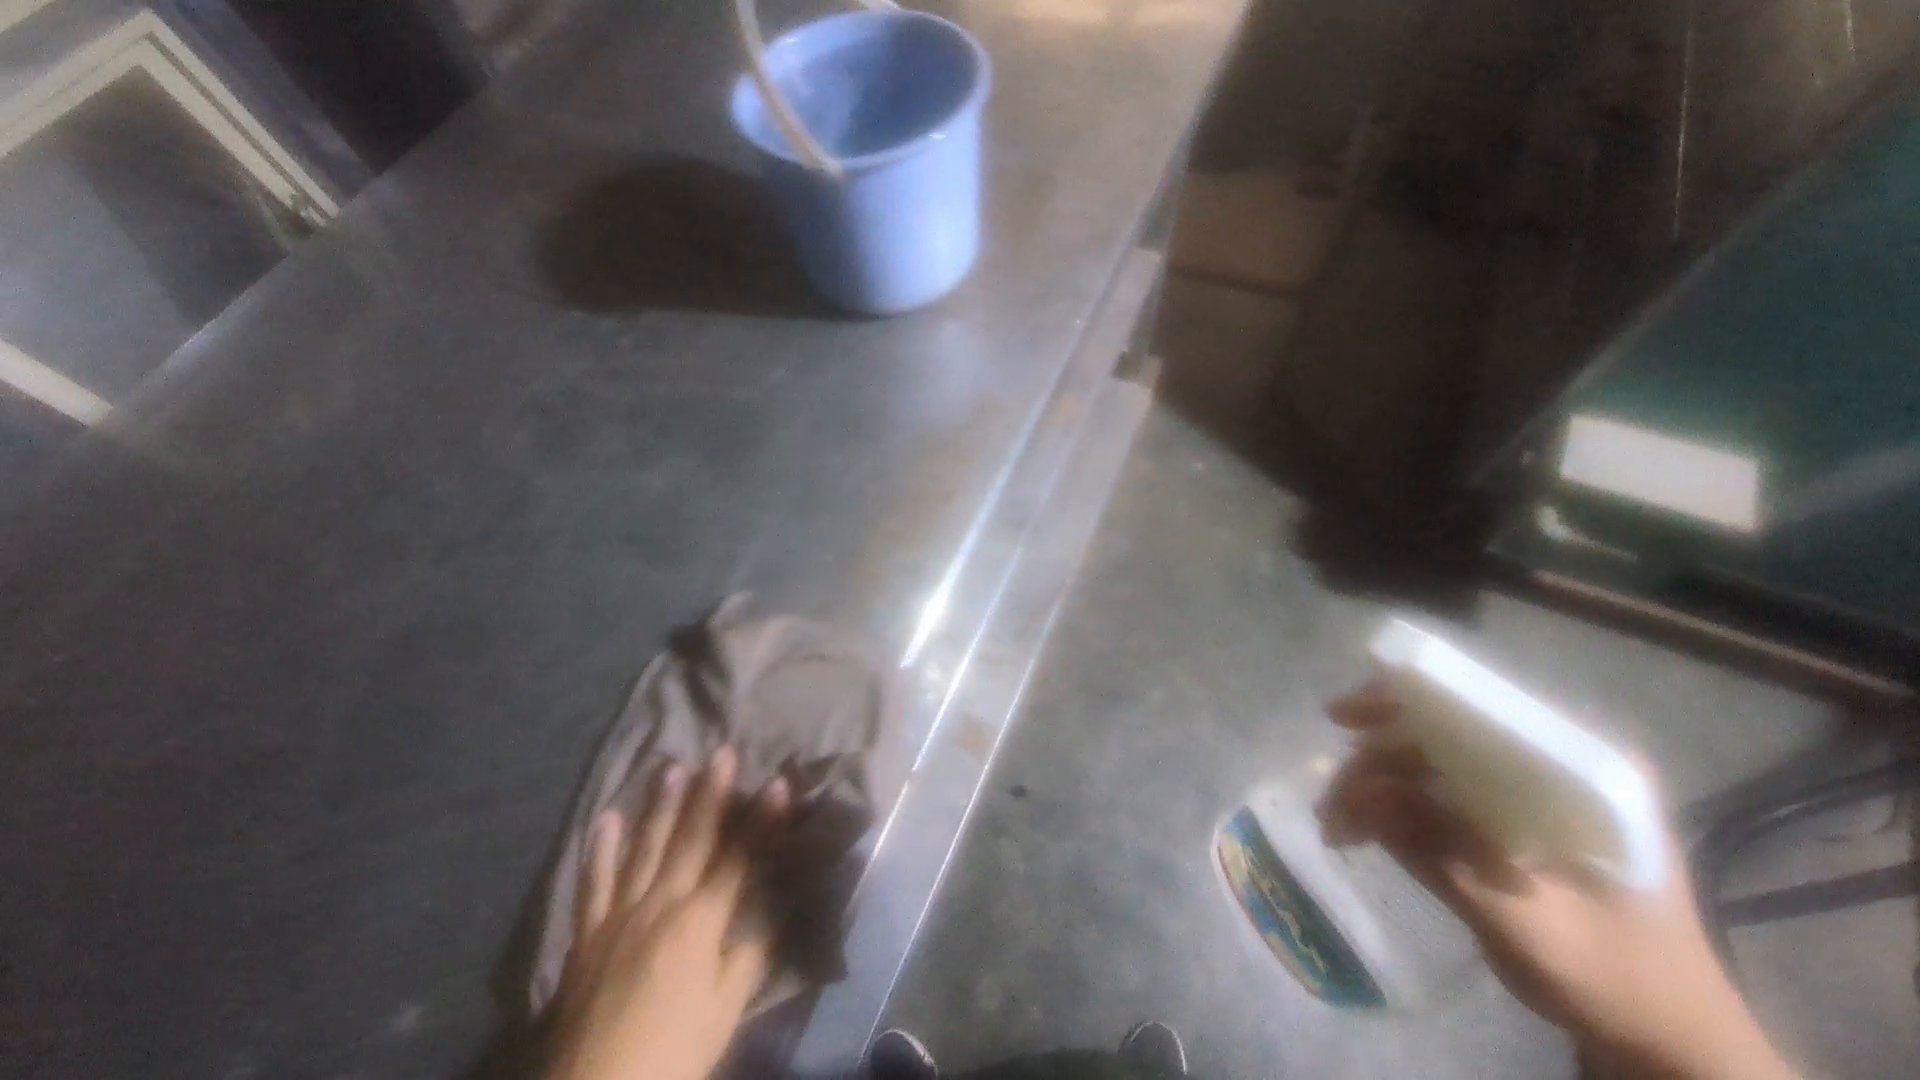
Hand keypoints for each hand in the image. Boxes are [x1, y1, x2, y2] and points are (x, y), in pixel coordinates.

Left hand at [547, 746, 787, 1079]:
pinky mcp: (587, 934)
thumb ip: (747, 959)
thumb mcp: (723, 1012)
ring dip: (661, 808)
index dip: (762, 821)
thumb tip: (771, 916)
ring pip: (644, 849)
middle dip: (711, 795)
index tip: (778, 783)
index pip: (739, 860)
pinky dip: (601, 849)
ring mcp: (619, 915)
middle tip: (722, 753)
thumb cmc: (673, 1053)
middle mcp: (660, 905)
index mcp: (700, 924)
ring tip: (672, 769)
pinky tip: (607, 819)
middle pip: (691, 841)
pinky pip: (594, 882)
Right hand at [1321, 686, 1797, 1079]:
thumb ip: (1441, 854)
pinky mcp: (1528, 820)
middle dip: (1379, 762)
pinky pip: (1451, 793)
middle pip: (1449, 733)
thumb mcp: (1524, 923)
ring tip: (1338, 830)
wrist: (1677, 1043)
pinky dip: (1405, 809)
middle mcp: (1565, 764)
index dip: (1403, 700)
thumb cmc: (1616, 982)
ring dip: (1383, 788)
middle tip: (1330, 810)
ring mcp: (1546, 792)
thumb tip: (1361, 792)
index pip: (1480, 705)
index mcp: (1586, 770)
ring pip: (1441, 763)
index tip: (1340, 719)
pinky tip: (1368, 833)